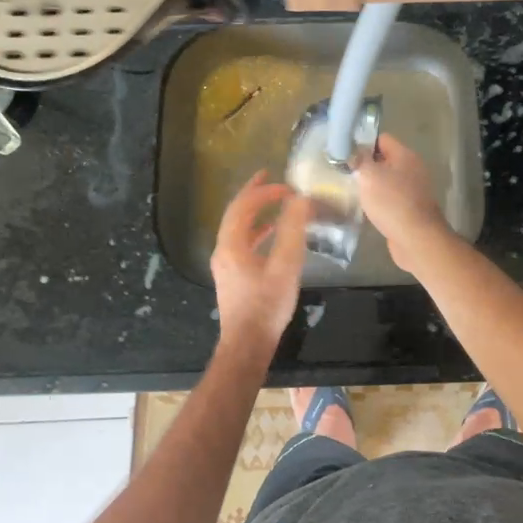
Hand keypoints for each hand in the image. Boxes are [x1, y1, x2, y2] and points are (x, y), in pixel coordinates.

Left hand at [211, 171, 308, 354]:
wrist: (247, 345)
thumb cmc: (267, 305)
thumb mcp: (285, 266)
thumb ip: (292, 230)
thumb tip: (299, 199)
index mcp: (231, 244)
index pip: (244, 206)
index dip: (265, 191)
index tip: (288, 187)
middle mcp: (223, 250)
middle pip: (235, 213)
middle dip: (253, 194)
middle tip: (269, 177)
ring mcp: (225, 264)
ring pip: (237, 227)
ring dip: (255, 212)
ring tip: (274, 202)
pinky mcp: (232, 276)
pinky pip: (242, 242)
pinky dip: (257, 231)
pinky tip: (272, 235)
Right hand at [356, 134, 453, 272]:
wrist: (416, 239)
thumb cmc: (392, 202)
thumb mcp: (369, 176)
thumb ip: (359, 160)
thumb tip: (353, 150)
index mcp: (405, 155)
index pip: (382, 139)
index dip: (363, 143)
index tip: (346, 154)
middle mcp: (412, 169)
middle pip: (384, 160)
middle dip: (365, 165)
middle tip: (344, 173)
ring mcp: (413, 190)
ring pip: (387, 180)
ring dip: (371, 185)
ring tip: (350, 190)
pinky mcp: (410, 208)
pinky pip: (390, 198)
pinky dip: (378, 202)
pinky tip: (364, 208)